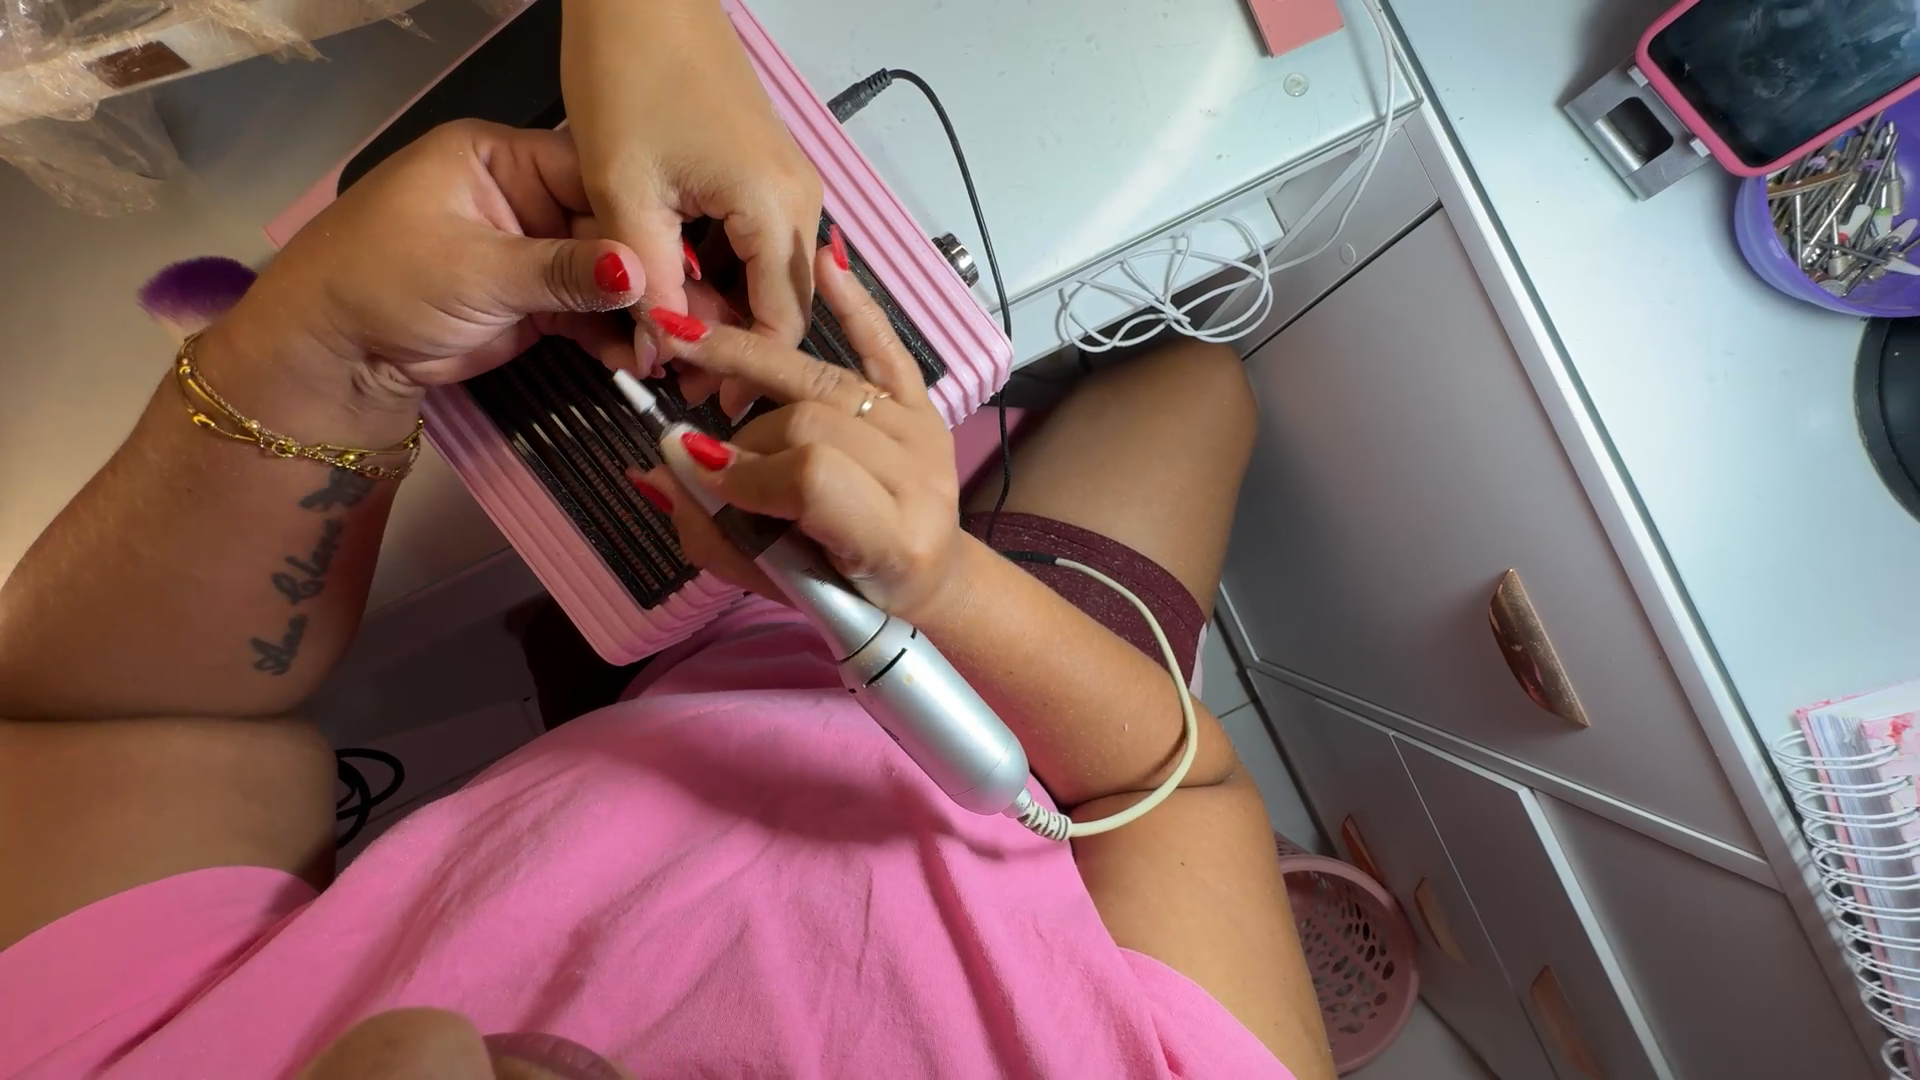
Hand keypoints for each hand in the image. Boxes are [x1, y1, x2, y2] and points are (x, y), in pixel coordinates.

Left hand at [203, 120, 642, 441]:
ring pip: (611, 279)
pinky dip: (617, 339)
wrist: (342, 355)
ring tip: (667, 352)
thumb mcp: (477, 269)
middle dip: (647, 280)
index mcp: (503, 161)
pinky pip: (596, 315)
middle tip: (685, 322)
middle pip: (612, 232)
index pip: (592, 178)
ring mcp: (540, 253)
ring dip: (638, 317)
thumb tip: (641, 273)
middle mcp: (529, 200)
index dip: (639, 220)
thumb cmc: (384, 283)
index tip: (683, 265)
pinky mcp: (546, 302)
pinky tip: (638, 362)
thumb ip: (564, 272)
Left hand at [562, 0, 821, 352]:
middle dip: (739, 345)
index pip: (783, 323)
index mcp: (778, 212)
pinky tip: (686, 283)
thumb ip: (646, 283)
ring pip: (773, 283)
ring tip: (676, 331)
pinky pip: (761, 251)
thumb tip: (661, 353)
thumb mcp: (624, 191)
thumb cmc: (630, 72)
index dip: (749, 370)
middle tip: (685, 372)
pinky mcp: (772, 180)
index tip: (707, 400)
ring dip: (728, 312)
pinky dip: (727, 277)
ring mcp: (794, 191)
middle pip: (787, 308)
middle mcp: (804, 207)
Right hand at [631, 246, 965, 622]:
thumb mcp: (780, 585)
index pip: (813, 478)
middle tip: (710, 450)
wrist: (928, 573)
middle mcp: (920, 478)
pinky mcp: (923, 406)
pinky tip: (822, 261)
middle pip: (814, 421)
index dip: (748, 471)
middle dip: (747, 434)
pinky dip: (854, 303)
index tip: (700, 471)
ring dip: (758, 369)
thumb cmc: (851, 589)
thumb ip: (718, 538)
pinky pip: (885, 347)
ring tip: (706, 362)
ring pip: (827, 383)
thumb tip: (657, 471)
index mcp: (894, 538)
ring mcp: (924, 434)